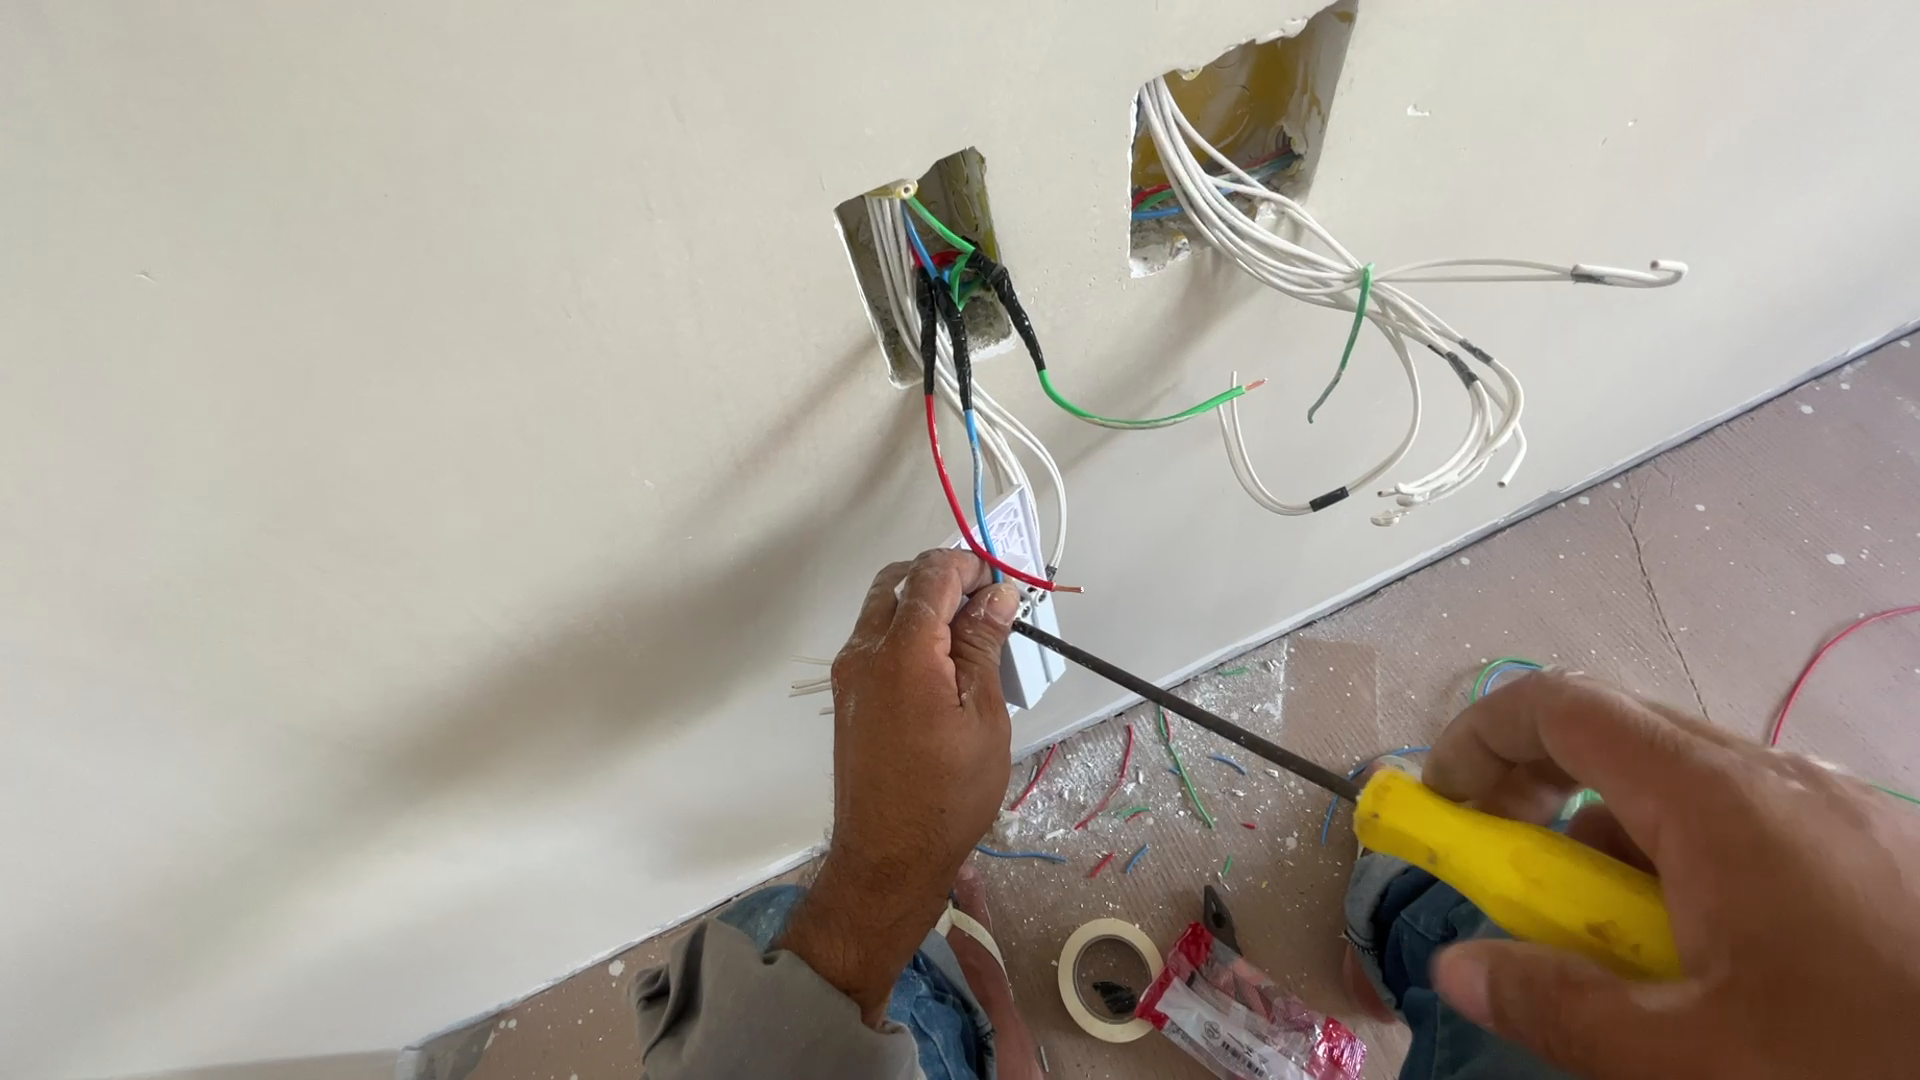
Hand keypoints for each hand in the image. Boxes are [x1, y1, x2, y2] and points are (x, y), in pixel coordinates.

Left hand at [777, 550, 1020, 1024]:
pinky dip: (907, 628)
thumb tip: (996, 594)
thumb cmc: (949, 793)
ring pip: (882, 606)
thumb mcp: (983, 716)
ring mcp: (849, 672)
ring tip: (967, 632)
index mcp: (903, 651)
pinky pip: (875, 637)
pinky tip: (941, 659)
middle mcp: (865, 650)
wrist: (887, 856)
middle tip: (984, 603)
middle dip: (942, 577)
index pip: (931, 576)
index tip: (1000, 583)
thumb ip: (983, 645)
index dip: (968, 565)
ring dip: (922, 602)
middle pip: (899, 580)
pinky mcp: (848, 693)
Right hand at [1422, 672, 1919, 1077]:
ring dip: (1605, 841)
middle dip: (1529, 789)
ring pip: (1670, 787)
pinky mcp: (1878, 858)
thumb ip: (1557, 1008)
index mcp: (1720, 799)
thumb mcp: (1700, 1064)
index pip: (1554, 706)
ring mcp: (1837, 816)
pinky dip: (1679, 870)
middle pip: (1604, 735)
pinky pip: (1737, 829)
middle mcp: (1774, 782)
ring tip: (1614, 940)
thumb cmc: (1878, 1065)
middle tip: (1508, 865)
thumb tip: (1456, 967)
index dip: (1474, 739)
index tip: (1444, 808)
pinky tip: (1709, 956)